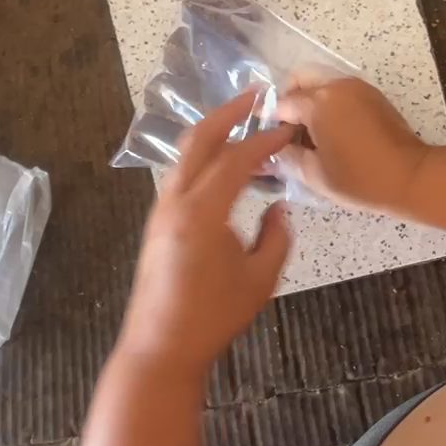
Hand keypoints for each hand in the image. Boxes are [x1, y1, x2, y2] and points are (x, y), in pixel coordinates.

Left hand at [116, 90, 294, 377]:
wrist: (160, 349)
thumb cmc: (213, 317)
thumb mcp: (261, 278)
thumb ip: (277, 235)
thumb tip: (279, 205)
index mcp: (201, 213)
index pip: (236, 160)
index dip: (264, 140)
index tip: (287, 129)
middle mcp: (174, 202)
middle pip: (199, 140)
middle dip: (228, 112)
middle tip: (255, 95)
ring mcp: (161, 212)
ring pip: (186, 156)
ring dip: (214, 134)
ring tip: (244, 125)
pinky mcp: (158, 224)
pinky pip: (182, 175)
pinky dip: (205, 158)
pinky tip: (226, 165)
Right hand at [275, 78, 431, 214]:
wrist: (409, 176)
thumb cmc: (359, 178)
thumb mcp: (315, 174)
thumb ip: (288, 157)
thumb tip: (273, 152)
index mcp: (318, 102)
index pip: (282, 103)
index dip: (269, 119)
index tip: (263, 134)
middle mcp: (337, 85)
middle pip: (301, 78)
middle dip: (288, 98)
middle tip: (286, 127)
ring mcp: (357, 87)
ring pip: (322, 80)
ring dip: (309, 98)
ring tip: (308, 131)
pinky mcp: (372, 95)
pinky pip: (340, 89)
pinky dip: (329, 100)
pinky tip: (329, 130)